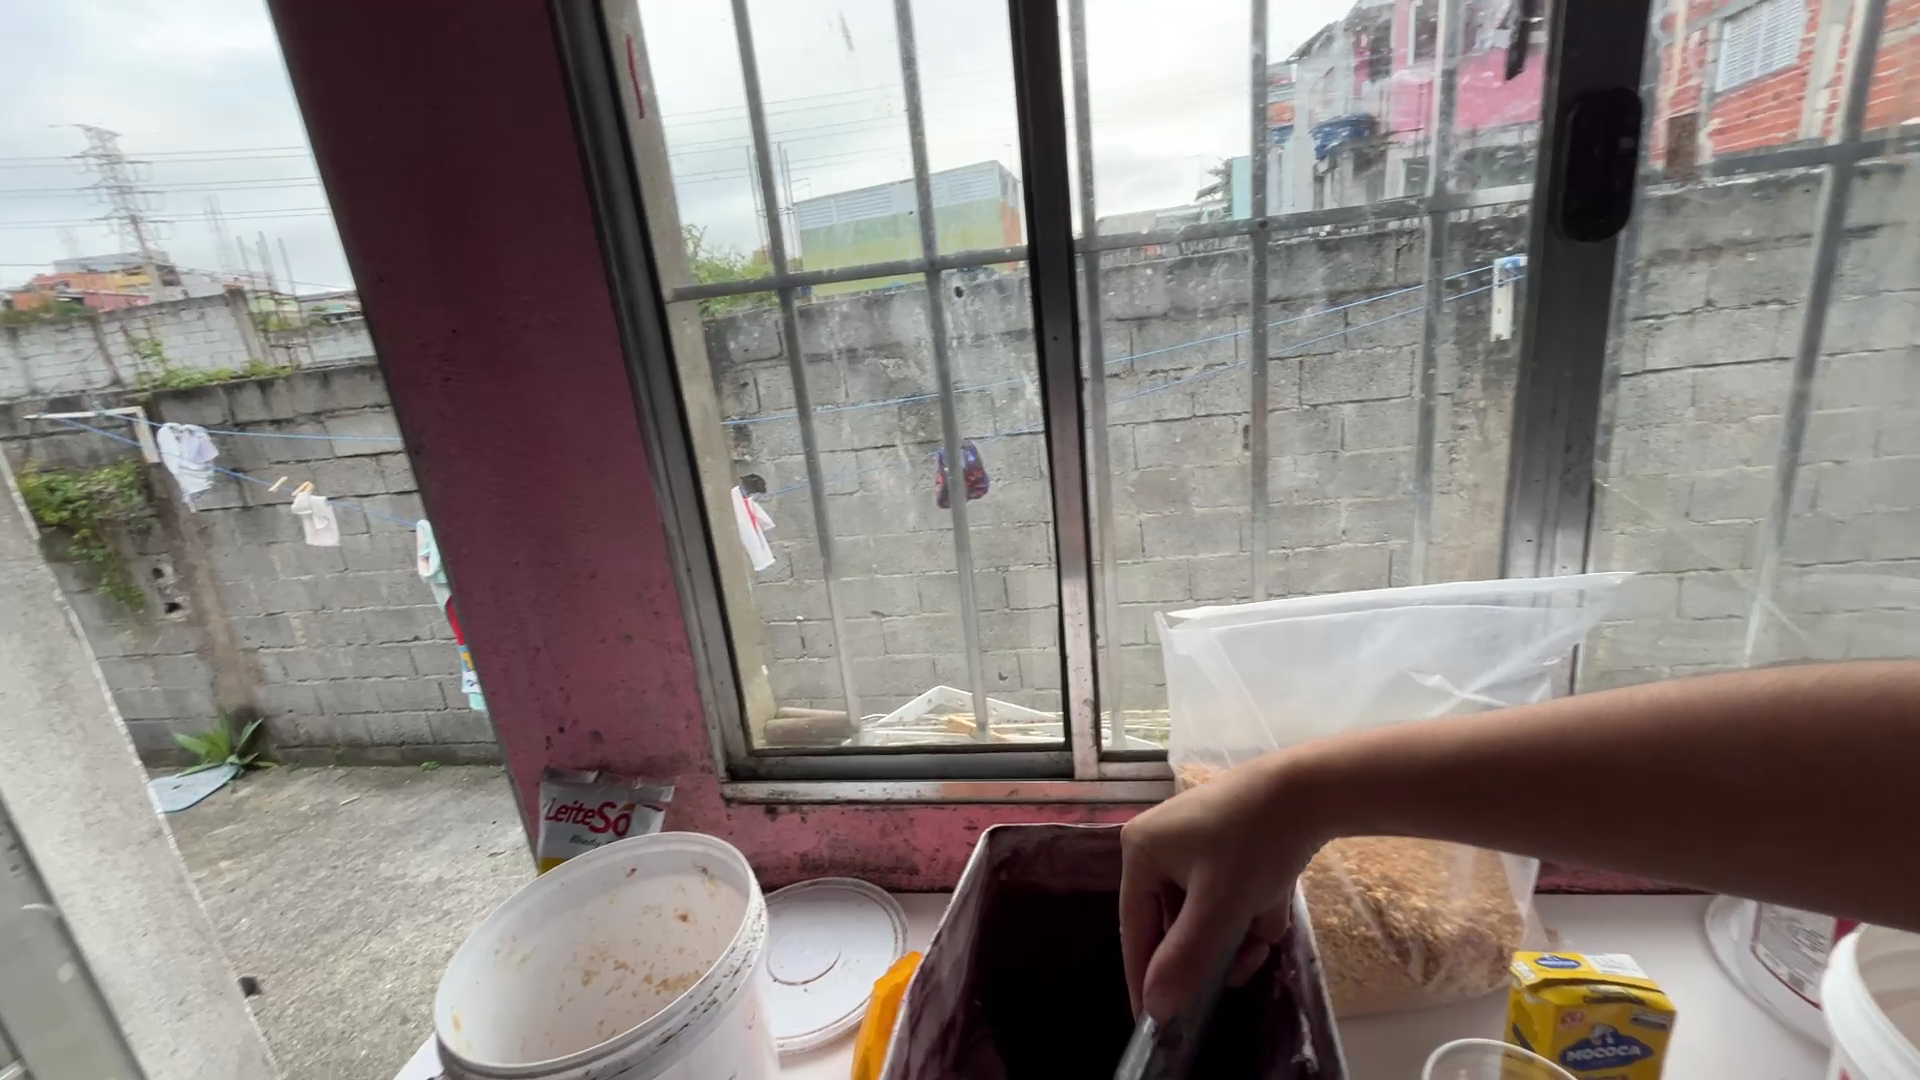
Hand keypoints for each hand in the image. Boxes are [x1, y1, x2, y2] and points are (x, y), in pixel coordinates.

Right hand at [1120, 756, 1324, 1021]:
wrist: (1307, 789)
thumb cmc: (1251, 843)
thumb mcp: (1219, 907)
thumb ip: (1185, 959)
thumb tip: (1155, 1009)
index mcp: (1141, 851)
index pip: (1134, 926)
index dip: (1144, 975)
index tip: (1154, 1025)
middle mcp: (1158, 844)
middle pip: (1173, 920)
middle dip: (1209, 949)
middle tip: (1236, 971)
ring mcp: (1191, 841)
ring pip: (1204, 912)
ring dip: (1235, 934)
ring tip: (1262, 938)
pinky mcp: (1222, 842)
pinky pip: (1223, 893)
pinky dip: (1247, 911)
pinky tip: (1271, 909)